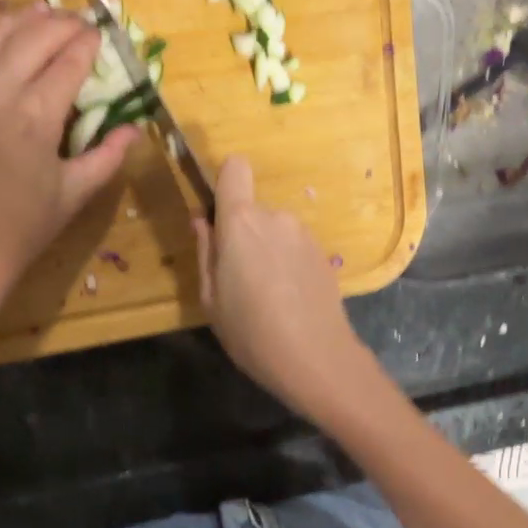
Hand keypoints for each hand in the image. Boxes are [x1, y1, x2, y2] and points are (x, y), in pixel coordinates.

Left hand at [0, 6, 137, 288]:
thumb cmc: (25, 229)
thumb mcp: (74, 195)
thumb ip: (107, 156)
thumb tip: (134, 130)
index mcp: (35, 116)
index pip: (68, 61)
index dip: (88, 45)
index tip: (101, 38)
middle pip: (34, 37)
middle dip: (62, 25)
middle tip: (80, 26)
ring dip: (25, 20)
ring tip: (45, 15)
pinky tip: (6, 43)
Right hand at [193, 157, 377, 420]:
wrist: (316, 358)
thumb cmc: (251, 333)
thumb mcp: (211, 301)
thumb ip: (205, 254)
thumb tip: (203, 223)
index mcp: (241, 222)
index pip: (235, 168)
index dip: (225, 185)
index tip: (219, 219)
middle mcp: (276, 217)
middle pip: (253, 210)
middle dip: (244, 235)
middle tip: (239, 281)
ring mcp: (304, 235)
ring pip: (276, 232)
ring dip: (268, 253)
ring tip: (267, 298)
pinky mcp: (324, 256)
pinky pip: (295, 250)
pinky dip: (289, 267)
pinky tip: (290, 303)